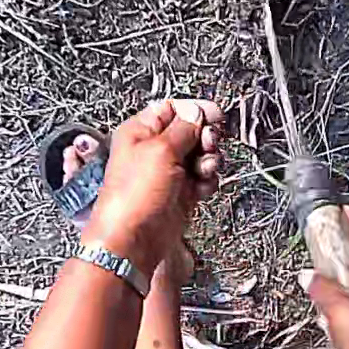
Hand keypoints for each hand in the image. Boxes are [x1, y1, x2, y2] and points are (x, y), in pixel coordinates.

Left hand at [81, 99, 223, 276]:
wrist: (134, 239)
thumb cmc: (134, 196)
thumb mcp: (161, 150)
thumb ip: (183, 128)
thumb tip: (197, 111)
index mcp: (140, 132)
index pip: (172, 109)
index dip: (194, 110)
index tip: (213, 115)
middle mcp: (154, 150)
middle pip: (191, 132)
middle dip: (205, 137)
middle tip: (209, 144)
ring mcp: (168, 173)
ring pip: (200, 156)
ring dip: (209, 160)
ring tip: (205, 169)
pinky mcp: (180, 194)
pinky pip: (202, 180)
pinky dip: (207, 182)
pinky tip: (202, 188)